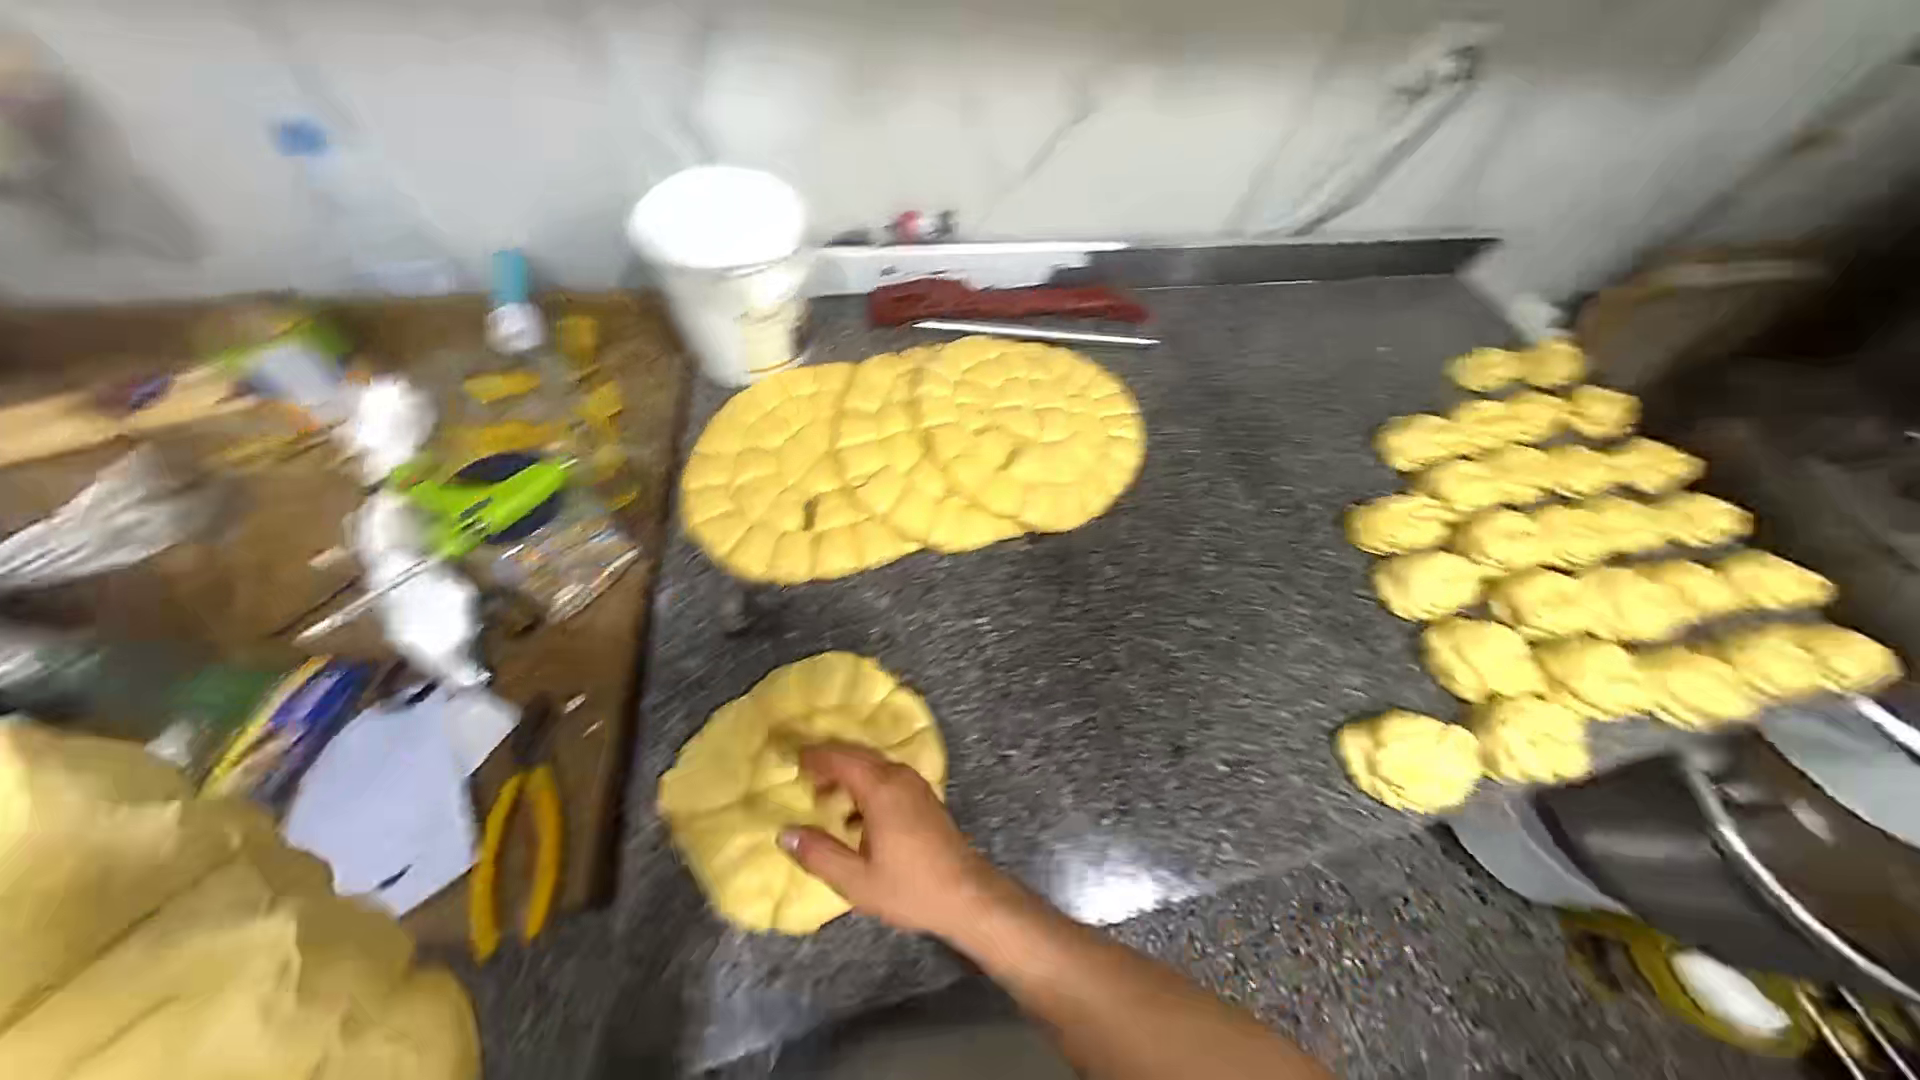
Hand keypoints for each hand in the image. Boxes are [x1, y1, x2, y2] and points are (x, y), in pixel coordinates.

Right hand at [779, 742, 1014, 938]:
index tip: (792, 760)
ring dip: (848, 773)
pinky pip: (887, 776)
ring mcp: (915, 784)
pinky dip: (865, 783)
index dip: (815, 757)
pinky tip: (855, 813)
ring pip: (874, 765)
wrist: (967, 894)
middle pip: (858, 755)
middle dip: (829, 761)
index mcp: (881, 789)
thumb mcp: (856, 880)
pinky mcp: (924, 796)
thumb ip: (819, 854)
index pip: (841, 759)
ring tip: (823, 797)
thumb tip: (785, 833)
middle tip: (803, 776)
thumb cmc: (910, 888)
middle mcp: (899, 777)